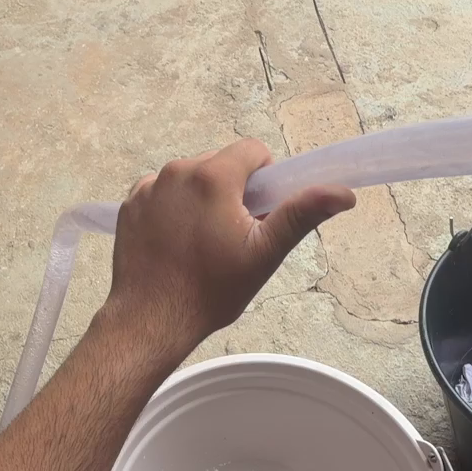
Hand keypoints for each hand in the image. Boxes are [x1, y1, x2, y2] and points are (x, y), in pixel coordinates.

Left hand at [103, 138, 354, 355]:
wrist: (151, 320)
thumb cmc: (210, 291)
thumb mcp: (264, 254)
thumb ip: (301, 214)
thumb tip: (342, 192)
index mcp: (212, 176)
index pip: (252, 150)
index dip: (264, 178)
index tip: (259, 212)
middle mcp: (177, 171)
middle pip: (220, 163)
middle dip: (232, 189)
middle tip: (233, 233)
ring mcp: (148, 188)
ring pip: (190, 177)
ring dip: (201, 198)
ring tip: (202, 242)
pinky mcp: (129, 205)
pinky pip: (161, 193)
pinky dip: (172, 209)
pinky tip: (176, 242)